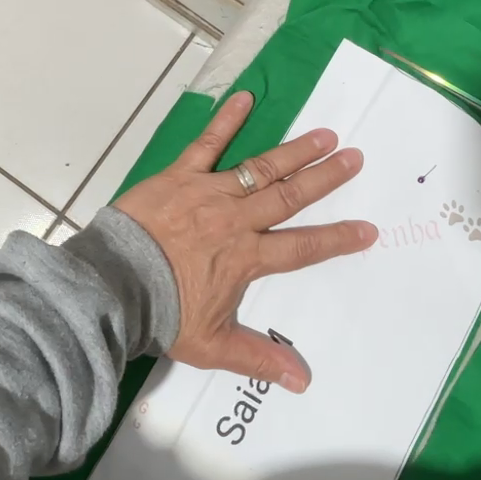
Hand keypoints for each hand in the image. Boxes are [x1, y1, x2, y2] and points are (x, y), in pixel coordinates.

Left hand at [114, 91, 375, 392]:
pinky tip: (244, 97)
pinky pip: (207, 144)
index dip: (336, 239)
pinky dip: (225, 121)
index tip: (367, 228)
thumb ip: (258, 358)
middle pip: (289, 197)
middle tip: (355, 158)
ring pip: (260, 168)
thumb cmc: (162, 314)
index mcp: (246, 258)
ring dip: (293, 151)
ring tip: (323, 134)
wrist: (112, 286)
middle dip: (325, 178)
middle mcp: (236, 220)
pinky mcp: (180, 175)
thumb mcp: (212, 344)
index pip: (302, 248)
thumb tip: (303, 382)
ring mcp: (209, 192)